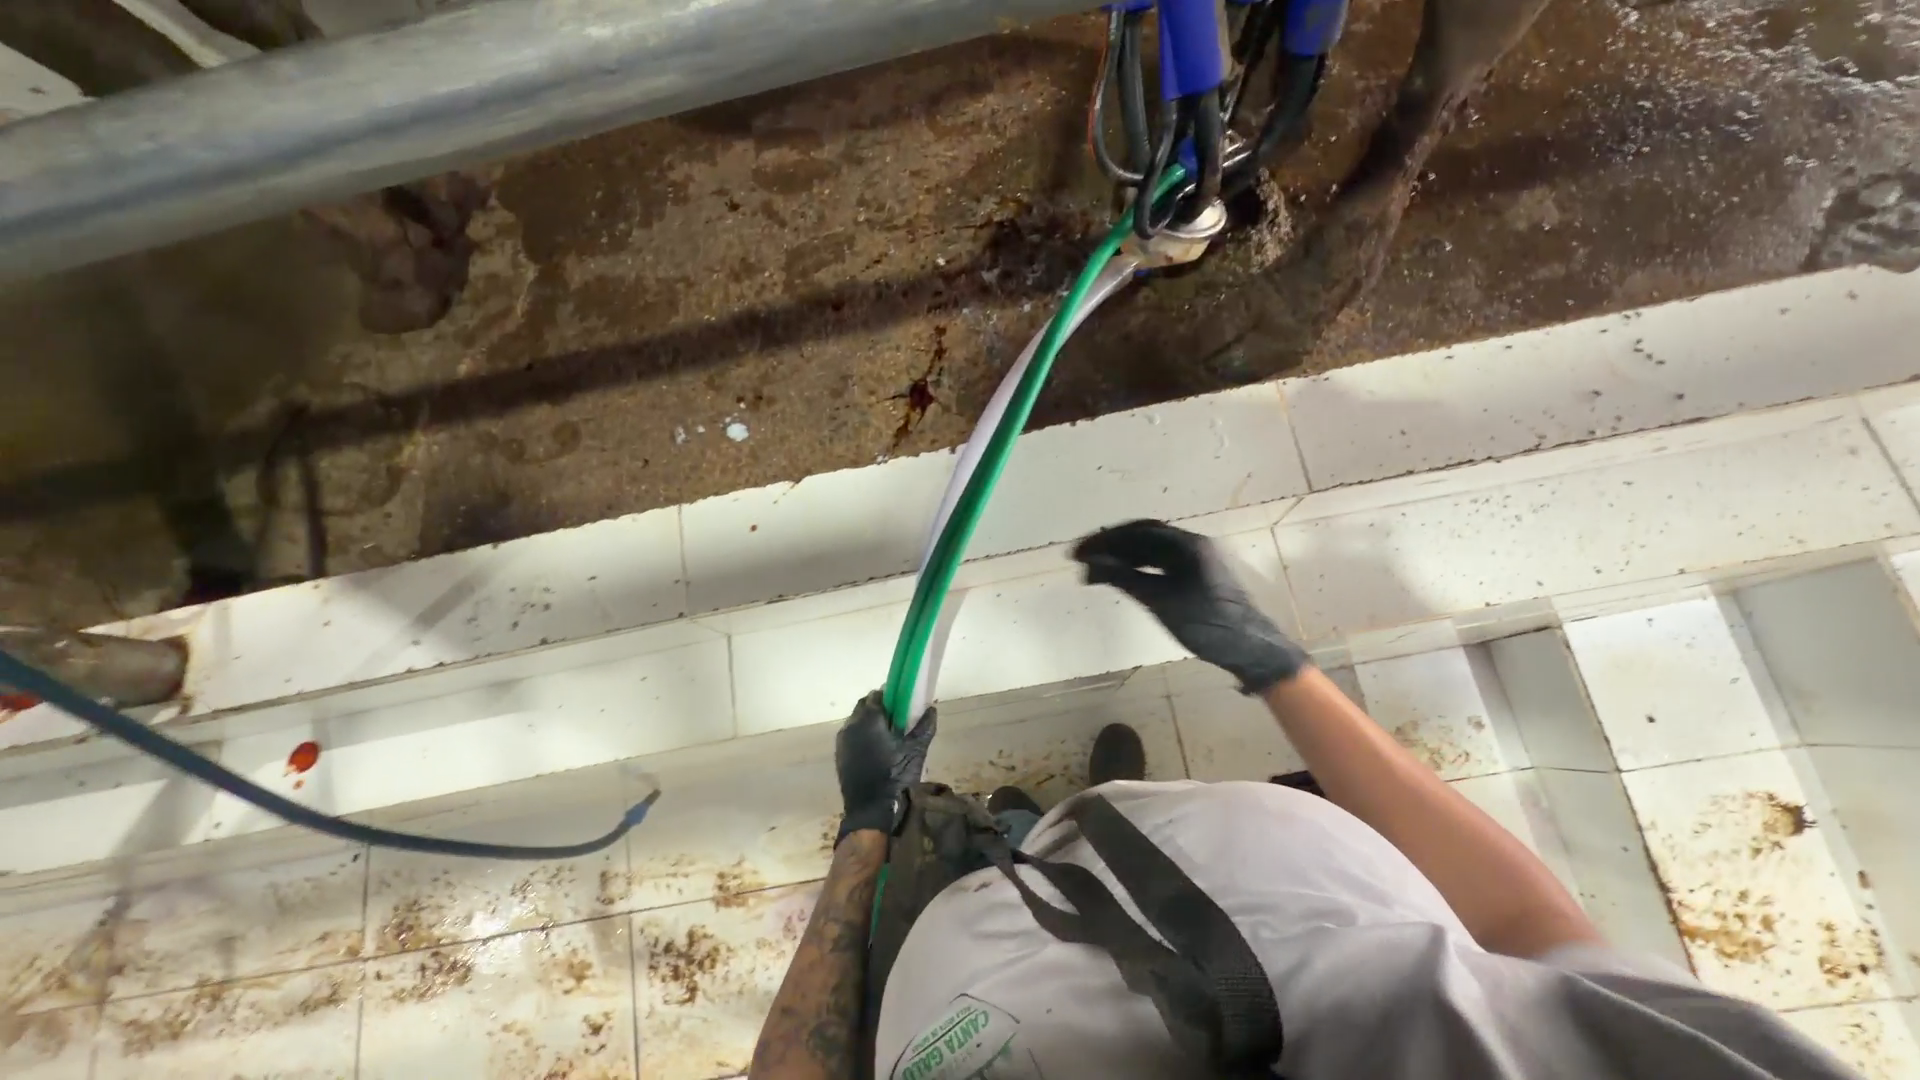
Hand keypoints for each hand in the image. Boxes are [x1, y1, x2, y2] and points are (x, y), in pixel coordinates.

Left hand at [835, 690, 936, 842]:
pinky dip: (861, 736)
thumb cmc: (896, 776)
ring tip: (886, 736)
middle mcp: (851, 725)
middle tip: (896, 720)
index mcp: (869, 719)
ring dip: (869, 722)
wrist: (870, 809)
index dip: (890, 696)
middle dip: (879, 708)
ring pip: (856, 721)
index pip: (877, 695)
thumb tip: (931, 708)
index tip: (902, 704)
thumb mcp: (916, 750)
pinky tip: (875, 750)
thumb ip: (924, 726)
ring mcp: (842, 741)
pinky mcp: (839, 755)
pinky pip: (850, 736)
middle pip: (864, 706)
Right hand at [1074, 519, 1308, 694]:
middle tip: (1082, 560)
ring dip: (1122, 558)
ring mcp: (1197, 560)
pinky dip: (1137, 568)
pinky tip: (1121, 578)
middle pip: (1143, 537)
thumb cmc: (1207, 624)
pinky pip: (1160, 564)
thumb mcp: (1161, 602)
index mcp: (1188, 544)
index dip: (1105, 540)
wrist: (1250, 649)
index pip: (1138, 531)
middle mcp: (1193, 545)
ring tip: (1095, 572)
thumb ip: (1125, 579)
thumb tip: (1091, 564)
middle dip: (1110, 547)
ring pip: (1151, 551)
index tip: (1079, 552)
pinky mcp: (1198, 576)